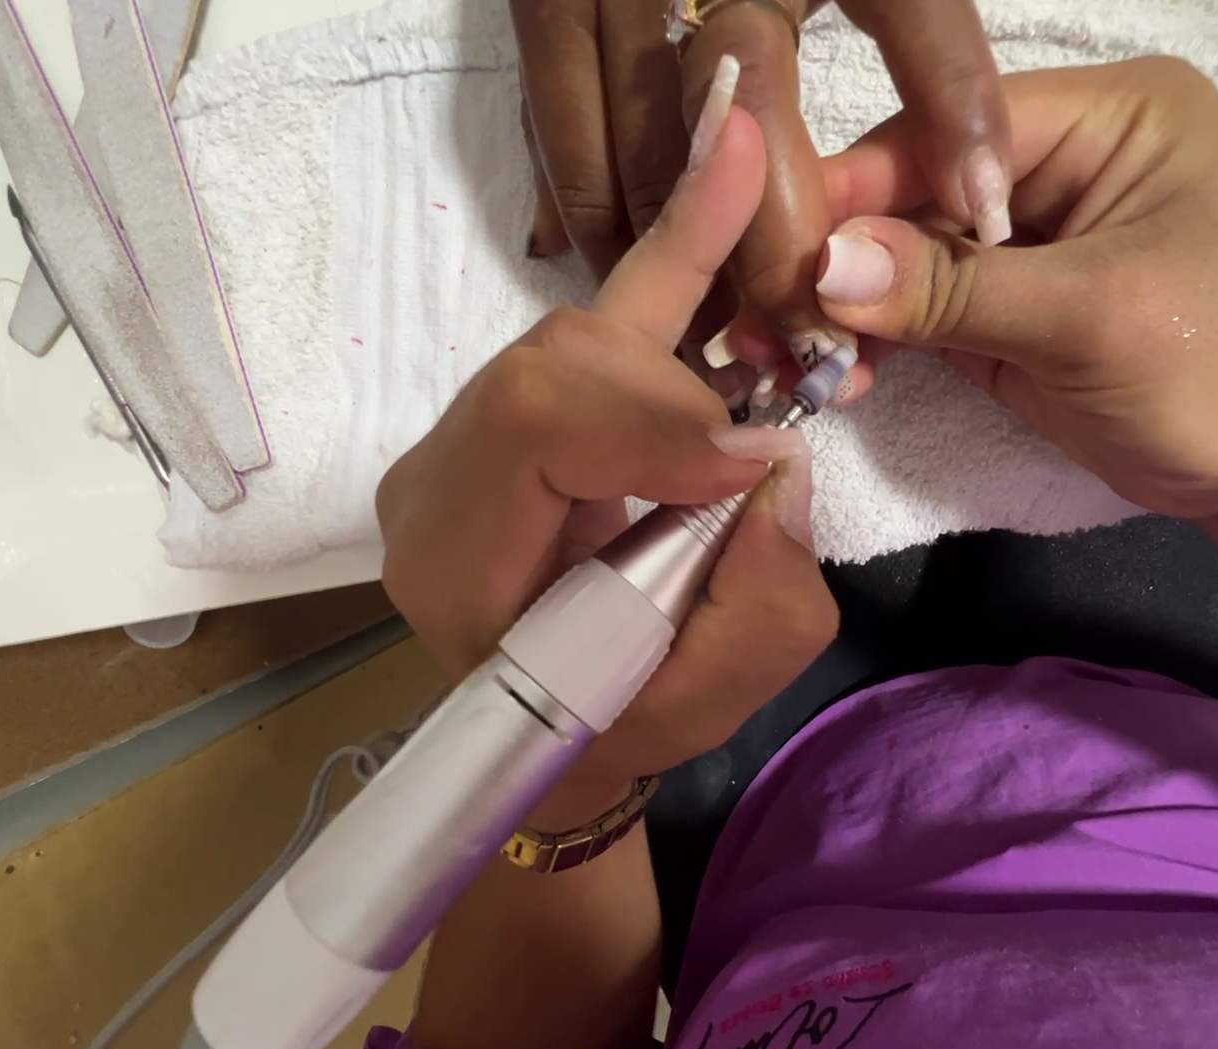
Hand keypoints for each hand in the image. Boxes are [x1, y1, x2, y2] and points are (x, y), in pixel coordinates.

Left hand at [376, 92, 835, 802]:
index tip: (755, 465)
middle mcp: (442, 474)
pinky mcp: (525, 406)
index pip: (533, 425)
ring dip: (691, 311)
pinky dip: (676, 245)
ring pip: (587, 330)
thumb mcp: (701, 705)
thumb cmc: (615, 725)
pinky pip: (602, 318)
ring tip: (768, 278)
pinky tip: (729, 155)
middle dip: (681, 387)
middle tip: (768, 426)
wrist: (552, 722)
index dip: (655, 422)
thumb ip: (756, 611)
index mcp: (456, 557)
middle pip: (557, 359)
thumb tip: (775, 465)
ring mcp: (474, 430)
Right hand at [512, 0, 1011, 366]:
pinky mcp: (538, 9)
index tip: (819, 327)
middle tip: (756, 358)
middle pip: (680, 172)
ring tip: (687, 336)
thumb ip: (939, 70)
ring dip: (644, 266)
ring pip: (600, 169)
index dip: (789, 243)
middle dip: (719, 278)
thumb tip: (983, 207)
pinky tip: (595, 264)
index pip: (767, 140)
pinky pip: (546, 133)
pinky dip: (570, 208)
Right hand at [815, 59, 1217, 518]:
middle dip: (840, 263)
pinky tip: (835, 376)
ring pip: (902, 264)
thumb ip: (954, 289)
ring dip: (845, 313)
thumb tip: (823, 266)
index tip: (776, 248)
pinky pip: (916, 318)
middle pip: (911, 198)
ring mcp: (1020, 250)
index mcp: (1101, 119)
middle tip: (768, 325)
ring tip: (792, 362)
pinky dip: (872, 346)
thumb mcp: (1092, 318)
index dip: (856, 187)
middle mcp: (1051, 171)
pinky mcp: (999, 317)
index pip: (947, 134)